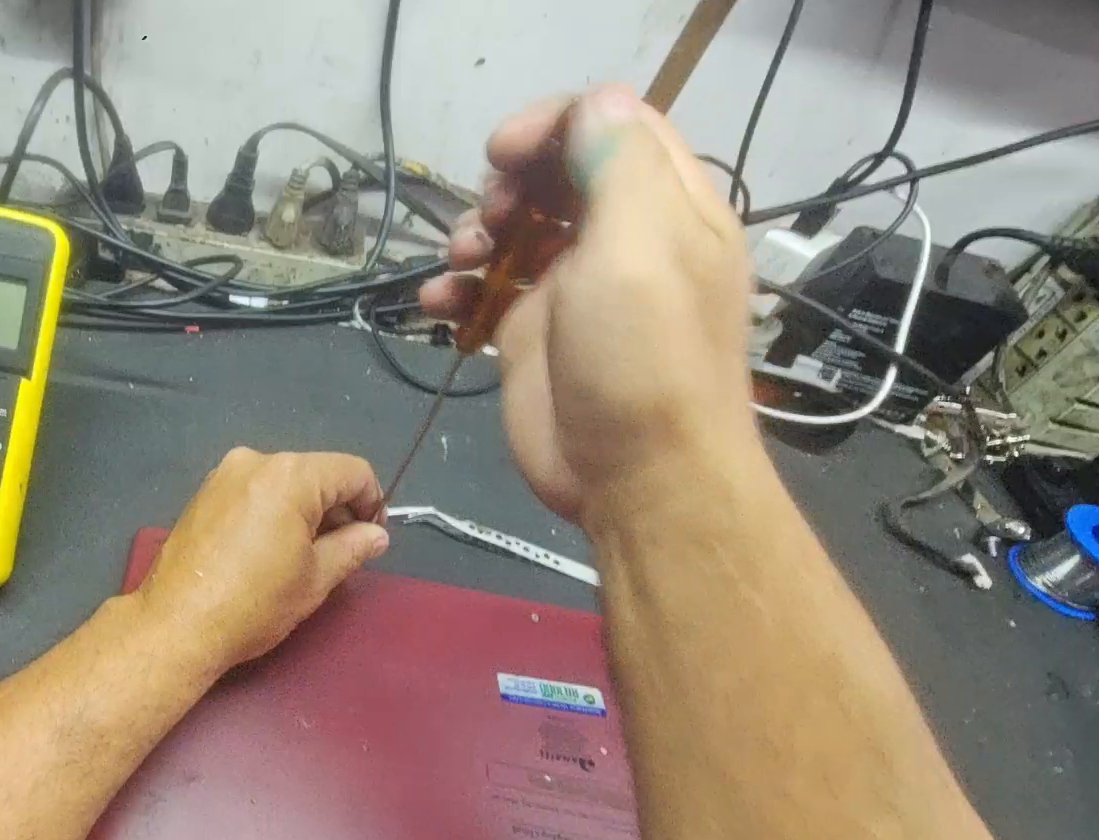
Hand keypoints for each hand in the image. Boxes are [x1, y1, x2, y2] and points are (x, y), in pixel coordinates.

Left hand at [131, 449, 389, 672]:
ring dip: (302, 511)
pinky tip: (267, 551)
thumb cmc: (253, 603)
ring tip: (302, 557)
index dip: (372, 503)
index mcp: (288, 475)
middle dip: (335, 508)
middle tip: (340, 553)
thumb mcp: (315, 578)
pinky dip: (271, 512)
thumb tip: (376, 535)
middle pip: (315, 473)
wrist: (175, 625)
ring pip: (282, 482)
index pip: (352, 472)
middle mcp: (253, 462)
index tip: (372, 538)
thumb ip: (352, 548)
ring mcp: (221, 476)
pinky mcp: (202, 496)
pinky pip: (252, 493)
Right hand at [420, 85, 761, 524]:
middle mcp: (617, 240)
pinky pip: (484, 292)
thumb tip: (590, 106)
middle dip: (509, 183)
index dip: (555, 124)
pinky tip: (435, 305)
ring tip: (459, 260)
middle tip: (488, 216)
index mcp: (663, 208)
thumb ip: (616, 168)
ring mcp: (570, 289)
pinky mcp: (529, 334)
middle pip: (555, 176)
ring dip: (474, 234)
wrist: (630, 475)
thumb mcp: (639, 252)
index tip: (501, 151)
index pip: (612, 127)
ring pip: (513, 232)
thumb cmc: (641, 362)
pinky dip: (454, 291)